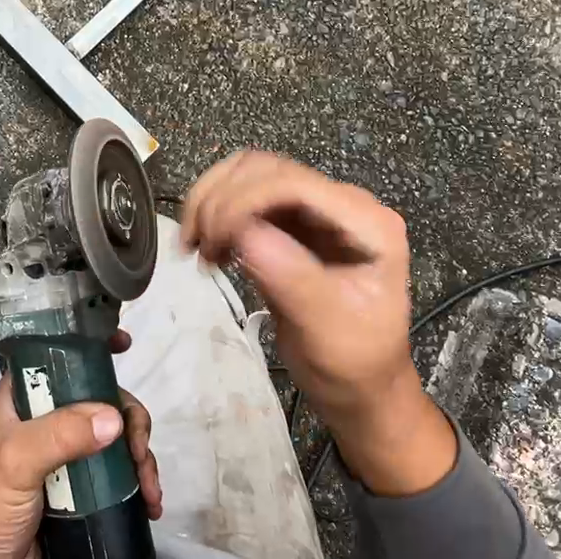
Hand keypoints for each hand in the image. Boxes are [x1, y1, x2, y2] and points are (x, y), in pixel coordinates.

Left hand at [0, 333, 161, 558]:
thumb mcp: (16, 460)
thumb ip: (60, 434)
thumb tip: (114, 418)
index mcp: (24, 397)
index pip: (60, 354)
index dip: (92, 346)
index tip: (123, 344)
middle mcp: (47, 418)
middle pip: (101, 397)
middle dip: (130, 418)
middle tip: (140, 449)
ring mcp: (65, 454)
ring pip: (115, 437)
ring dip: (141, 457)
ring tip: (150, 490)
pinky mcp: (80, 490)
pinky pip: (118, 474)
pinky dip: (139, 483)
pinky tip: (150, 503)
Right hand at [182, 150, 455, 495]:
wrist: (358, 391)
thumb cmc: (352, 364)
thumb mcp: (328, 329)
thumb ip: (291, 276)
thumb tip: (241, 232)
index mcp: (366, 222)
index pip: (295, 183)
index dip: (244, 200)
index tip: (212, 239)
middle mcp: (340, 203)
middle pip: (267, 170)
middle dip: (222, 198)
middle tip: (194, 244)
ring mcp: (313, 210)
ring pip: (249, 175)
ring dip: (212, 200)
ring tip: (193, 243)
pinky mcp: (289, 222)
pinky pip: (243, 197)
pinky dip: (216, 213)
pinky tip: (205, 247)